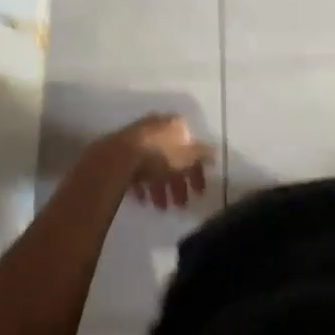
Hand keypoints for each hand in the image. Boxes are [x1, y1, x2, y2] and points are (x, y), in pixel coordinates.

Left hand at [92, 113, 214, 210]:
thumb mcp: (187, 157)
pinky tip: (144, 200)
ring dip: (161, 188)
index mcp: (175, 126)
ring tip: (162, 208)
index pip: (192, 147)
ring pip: (155, 165)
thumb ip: (203, 155)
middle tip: (181, 205)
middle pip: (173, 157)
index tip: (199, 192)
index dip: (197, 170)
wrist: (120, 158)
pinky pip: (138, 169)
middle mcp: (158, 128)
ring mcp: (139, 139)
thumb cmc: (159, 156)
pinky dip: (144, 185)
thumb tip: (215, 153)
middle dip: (178, 183)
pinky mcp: (123, 152)